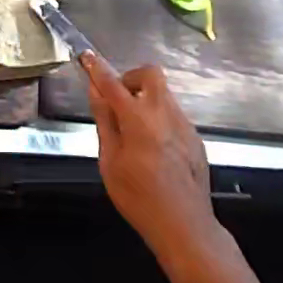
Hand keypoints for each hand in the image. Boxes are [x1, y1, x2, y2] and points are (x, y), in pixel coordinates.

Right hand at [83, 52, 217, 257]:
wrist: (185, 226)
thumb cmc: (138, 197)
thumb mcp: (110, 161)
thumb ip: (104, 121)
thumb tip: (96, 92)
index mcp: (138, 119)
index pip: (112, 83)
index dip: (97, 68)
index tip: (87, 57)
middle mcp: (164, 113)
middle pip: (150, 73)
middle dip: (131, 78)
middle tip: (119, 100)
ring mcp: (184, 124)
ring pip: (163, 94)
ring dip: (145, 99)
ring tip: (134, 130)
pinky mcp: (196, 137)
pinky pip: (173, 115)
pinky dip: (159, 119)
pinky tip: (153, 149)